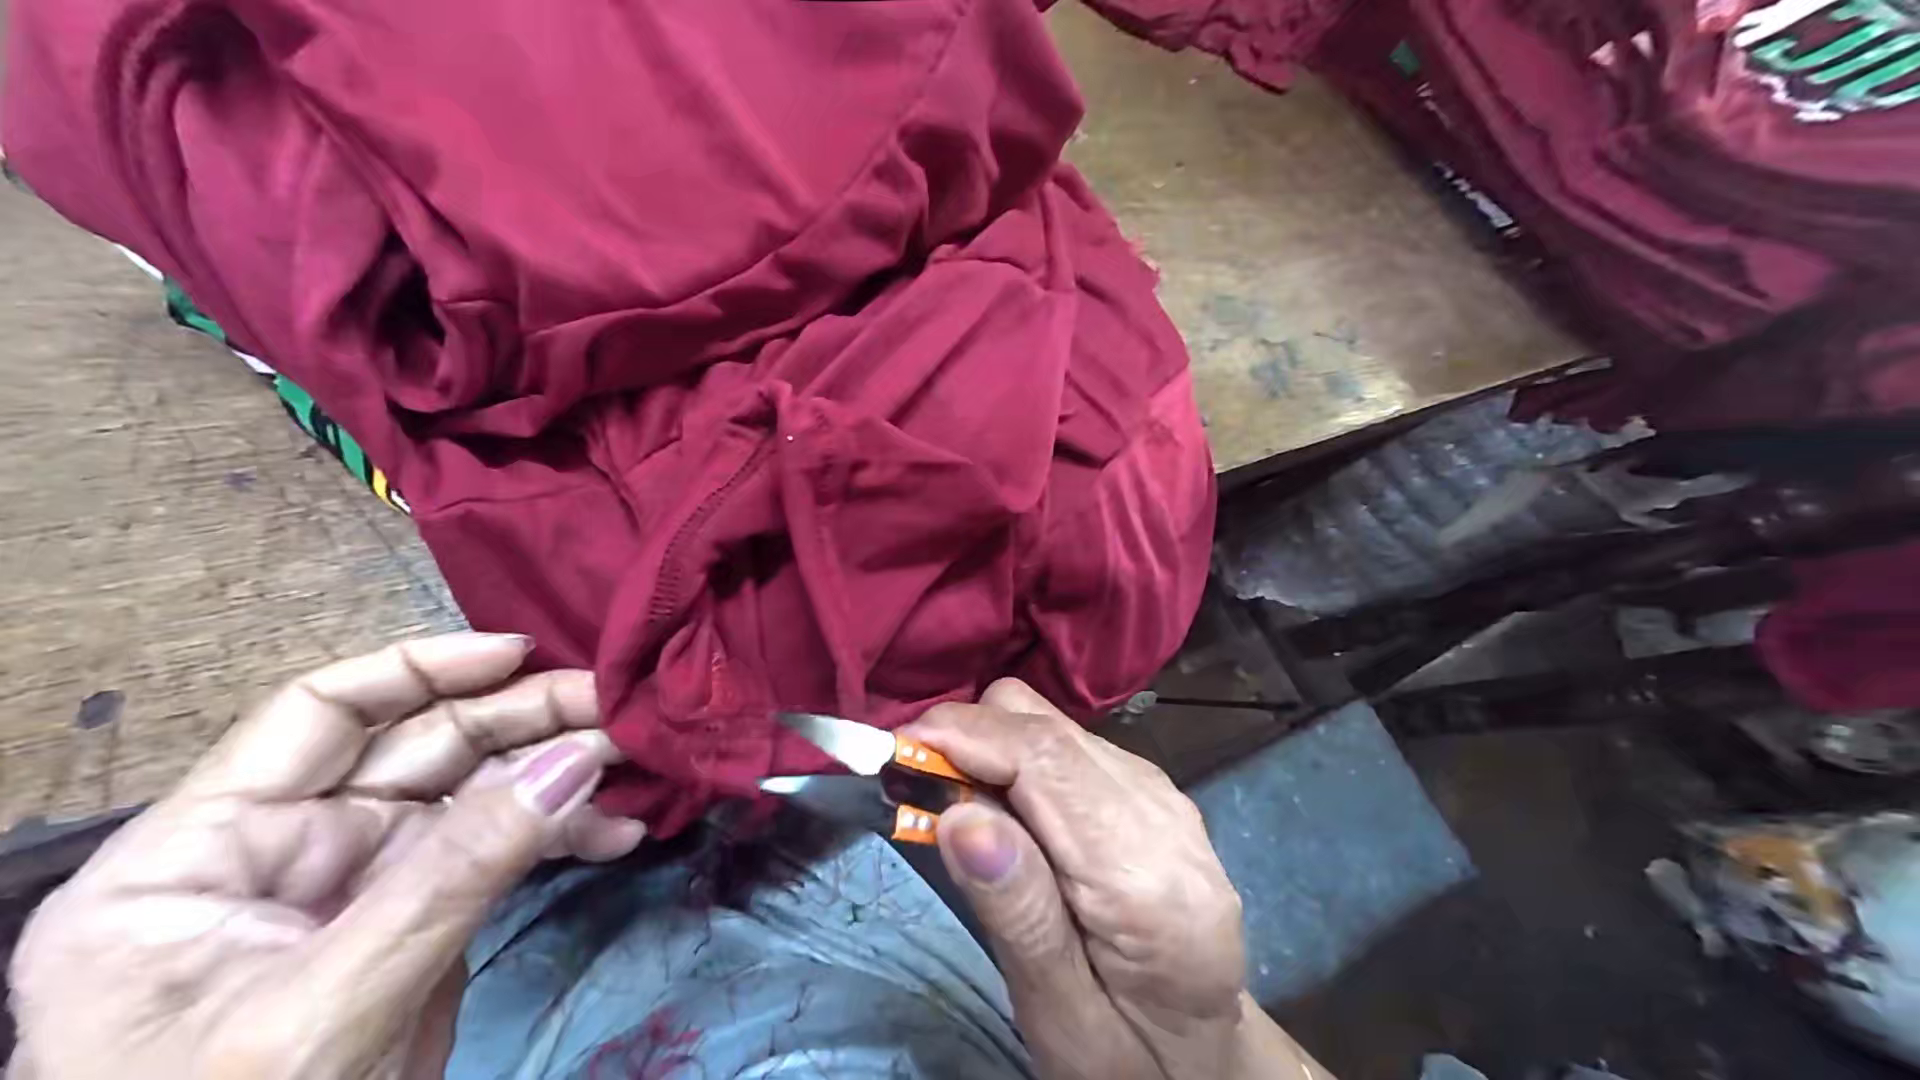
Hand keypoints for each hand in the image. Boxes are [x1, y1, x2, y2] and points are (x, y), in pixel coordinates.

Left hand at [8, 632, 646, 1079]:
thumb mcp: (334, 1002)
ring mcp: (366, 878)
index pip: (321, 713)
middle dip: (525, 721)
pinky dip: (561, 836)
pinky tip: (618, 834)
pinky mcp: (424, 911)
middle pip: (424, 744)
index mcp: (206, 850)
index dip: (424, 667)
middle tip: (614, 710)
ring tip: (632, 764)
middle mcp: (289, 846)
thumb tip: (575, 760)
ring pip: (479, 791)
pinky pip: (503, 848)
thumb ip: (457, 872)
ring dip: (559, 774)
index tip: (521, 653)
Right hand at [902, 679, 1332, 1079]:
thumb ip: (1017, 912)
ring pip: (1050, 720)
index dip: (964, 737)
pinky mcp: (1142, 784)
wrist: (1205, 1050)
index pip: (1046, 761)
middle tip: (916, 790)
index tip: (893, 750)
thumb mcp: (1062, 1018)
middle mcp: (1159, 811)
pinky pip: (1063, 739)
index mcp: (1145, 875)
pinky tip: (1005, 810)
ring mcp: (1156, 790)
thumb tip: (957, 815)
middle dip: (967, 737)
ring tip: (957, 804)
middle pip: (1045, 725)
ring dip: (988, 745)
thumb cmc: (1129, 1052)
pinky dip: (1015, 756)